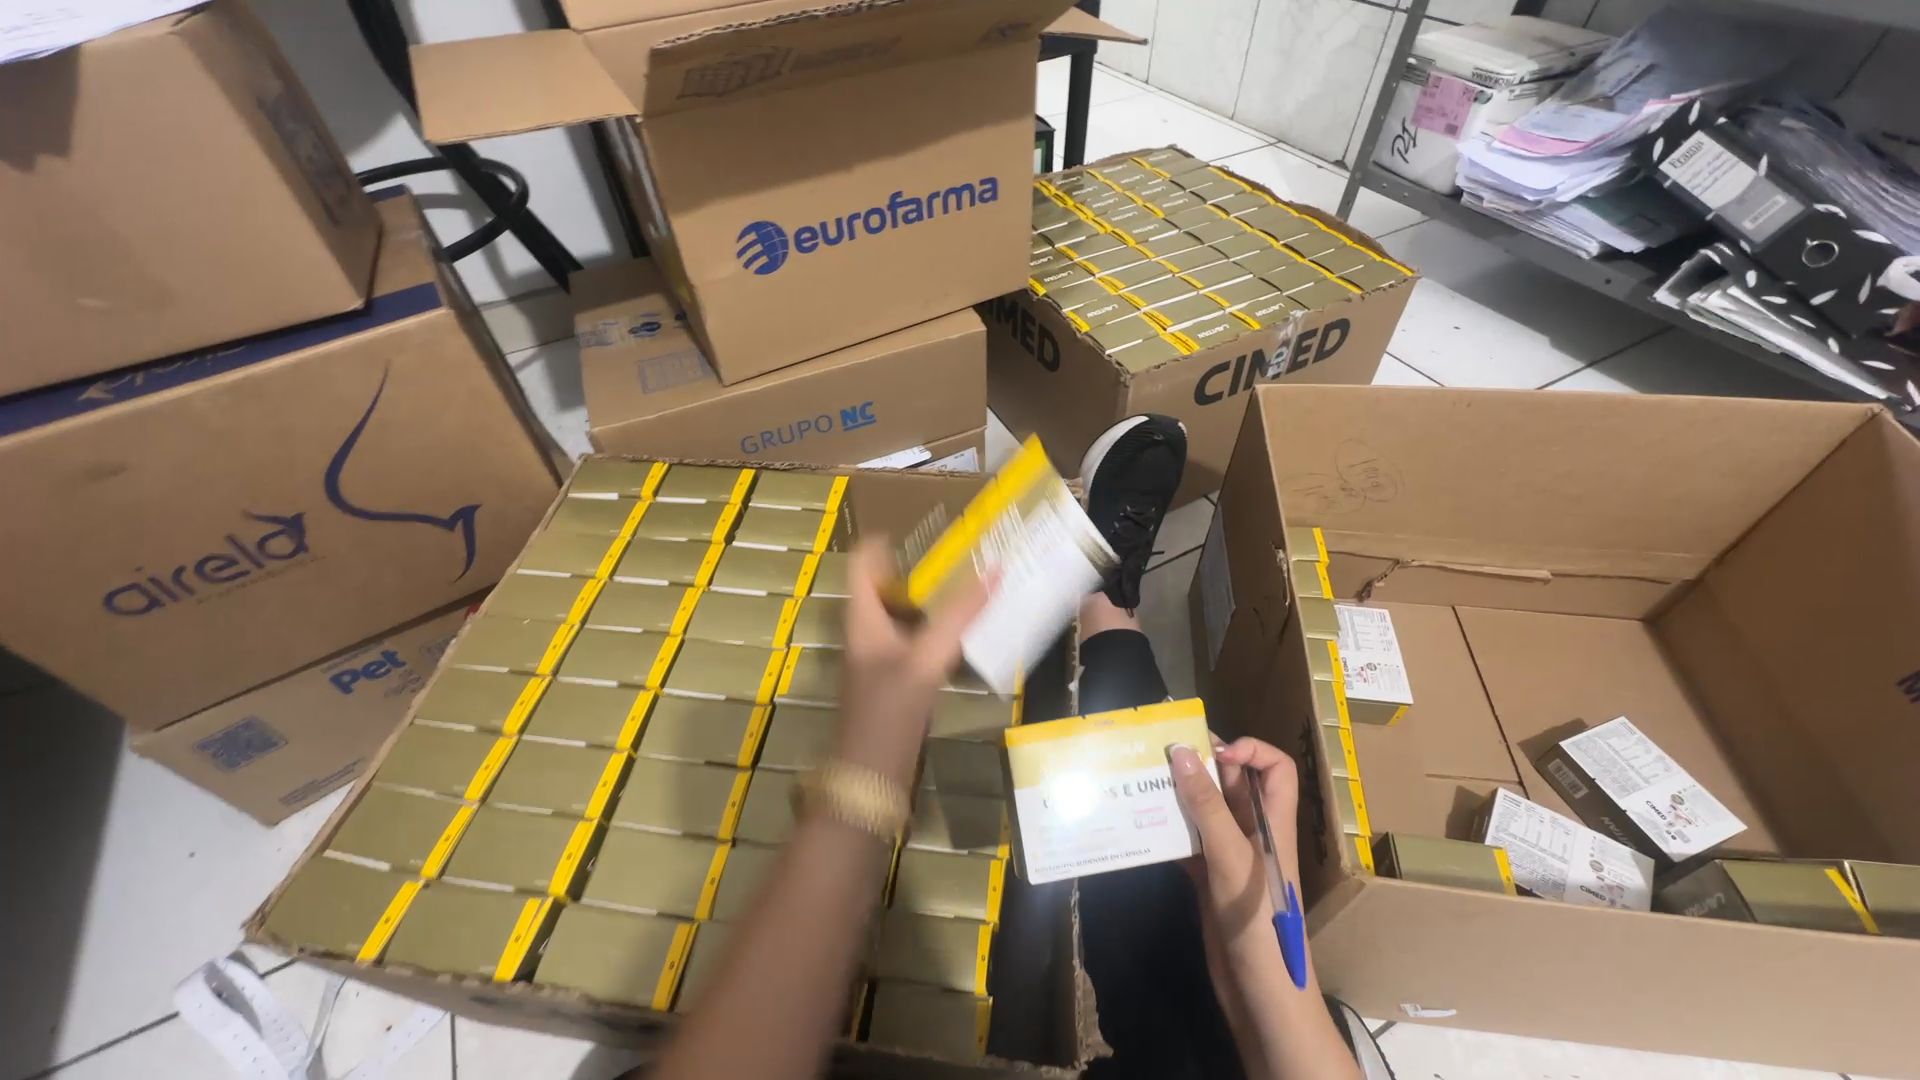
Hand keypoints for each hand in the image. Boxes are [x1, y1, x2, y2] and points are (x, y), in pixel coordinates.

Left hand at [836, 540, 989, 788]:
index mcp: (862, 620)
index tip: (920, 529)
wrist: (869, 778)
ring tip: (971, 588)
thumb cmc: (890, 712)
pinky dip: (939, 633)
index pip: (861, 564)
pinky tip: (968, 637)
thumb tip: (994, 567)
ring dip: (933, 602)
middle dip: (920, 570)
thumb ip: (959, 616)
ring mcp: (880, 661)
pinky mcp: (895, 684)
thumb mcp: (926, 659)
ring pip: (904, 617)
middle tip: (961, 557)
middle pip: (886, 588)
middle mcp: (867, 634)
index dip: (882, 542)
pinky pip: (917, 645)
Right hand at [1168, 737, 1316, 1079]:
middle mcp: (1253, 832)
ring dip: (1177, 797)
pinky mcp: (1209, 877)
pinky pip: (1187, 841)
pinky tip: (1140, 826)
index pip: (1275, 767)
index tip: (1213, 751)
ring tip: (1142, 784)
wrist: (1260, 991)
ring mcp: (1230, 855)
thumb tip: (1181, 751)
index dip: (1250, 750)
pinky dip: (1166, 830)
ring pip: (1205, 811)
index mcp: (1273, 821)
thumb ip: (1206, 804)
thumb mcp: (1230, 854)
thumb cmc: (1256, 919)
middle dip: (1200, 766)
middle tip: (1159, 756)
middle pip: (1233, 784)